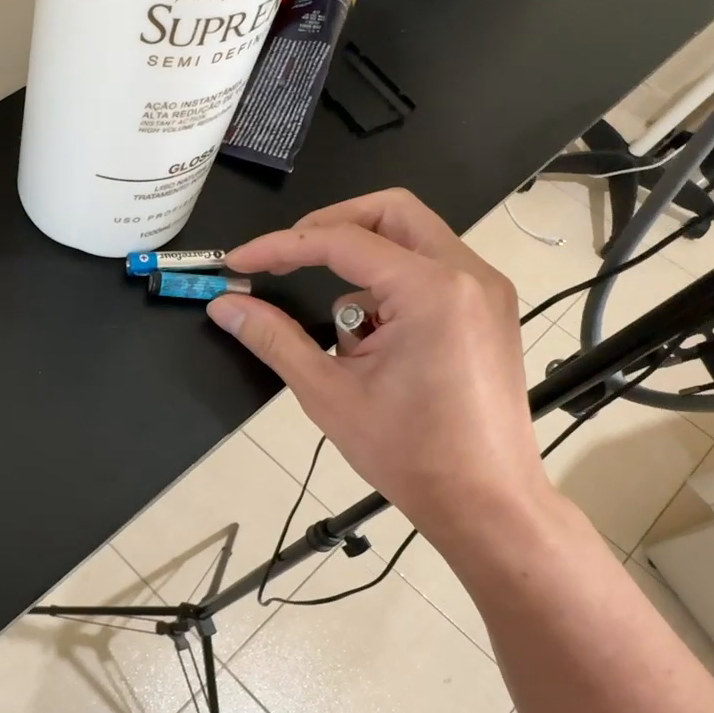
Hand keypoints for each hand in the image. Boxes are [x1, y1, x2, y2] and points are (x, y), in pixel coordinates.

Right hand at [205, 188, 552, 539]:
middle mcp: (468, 275)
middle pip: (390, 211)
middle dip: (329, 227)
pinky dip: (389, 292)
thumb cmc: (409, 452)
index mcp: (432, 290)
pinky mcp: (488, 312)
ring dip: (361, 268)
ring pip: (411, 240)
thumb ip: (272, 338)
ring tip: (343, 337)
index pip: (341, 240)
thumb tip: (225, 305)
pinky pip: (429, 273)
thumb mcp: (327, 391)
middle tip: (286, 259)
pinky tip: (374, 347)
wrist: (484, 500)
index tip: (239, 262)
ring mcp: (485, 292)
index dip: (280, 246)